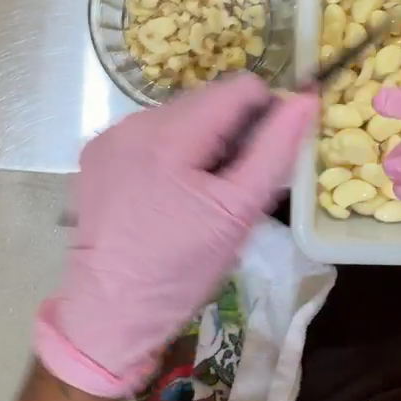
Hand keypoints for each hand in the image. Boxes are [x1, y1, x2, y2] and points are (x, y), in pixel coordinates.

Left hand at [35, 75, 313, 397]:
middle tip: (231, 186)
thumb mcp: (238, 211)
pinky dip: (168, 153)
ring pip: (179, 117)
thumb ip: (275, 150)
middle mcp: (134, 122)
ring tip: (199, 193)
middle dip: (230, 133)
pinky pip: (149, 135)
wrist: (110, 312)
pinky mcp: (95, 154)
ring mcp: (110, 136)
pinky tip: (167, 193)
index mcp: (170, 133)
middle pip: (207, 101)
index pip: (239, 88)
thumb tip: (305, 99)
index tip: (264, 157)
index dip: (265, 114)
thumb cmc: (181, 268)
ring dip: (200, 142)